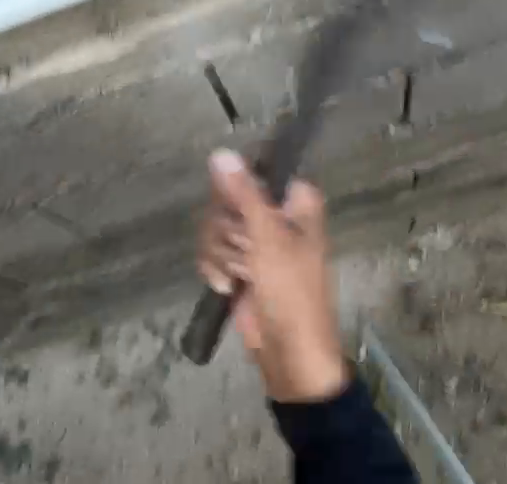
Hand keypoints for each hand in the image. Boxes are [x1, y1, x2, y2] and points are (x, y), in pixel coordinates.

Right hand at [197, 149, 348, 402]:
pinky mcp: (238, 263)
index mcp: (295, 201)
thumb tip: (220, 152)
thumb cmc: (291, 291)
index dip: (239, 187)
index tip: (234, 205)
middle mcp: (275, 215)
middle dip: (227, 229)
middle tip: (244, 249)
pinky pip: (211, 249)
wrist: (289, 353)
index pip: (255, 171)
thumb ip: (243, 193)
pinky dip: (215, 268)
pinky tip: (226, 285)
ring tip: (239, 275)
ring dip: (220, 253)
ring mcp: (255, 241)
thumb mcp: (268, 237)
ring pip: (215, 225)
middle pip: (228, 198)